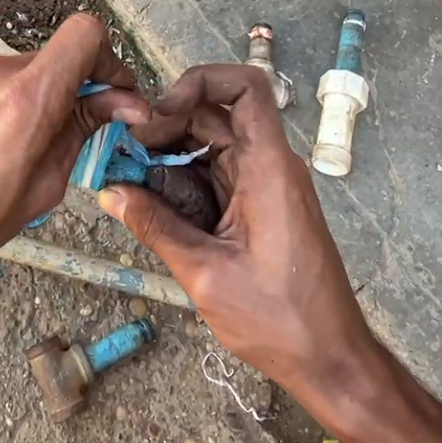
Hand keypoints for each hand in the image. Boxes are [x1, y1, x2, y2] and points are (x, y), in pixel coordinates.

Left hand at [0, 14, 149, 291]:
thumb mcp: (41, 187)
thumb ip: (81, 132)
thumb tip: (122, 104)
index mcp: (26, 98)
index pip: (85, 34)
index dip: (108, 60)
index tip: (109, 93)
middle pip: (52, 59)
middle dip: (65, 93)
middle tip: (58, 139)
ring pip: (17, 71)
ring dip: (26, 99)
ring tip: (4, 149)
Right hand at [98, 64, 381, 396]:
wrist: (332, 362)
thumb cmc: (281, 321)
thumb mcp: (206, 274)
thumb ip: (155, 226)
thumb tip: (110, 192)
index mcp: (268, 169)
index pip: (246, 88)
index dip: (200, 80)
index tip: (159, 112)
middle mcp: (268, 165)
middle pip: (213, 114)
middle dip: (165, 124)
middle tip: (125, 154)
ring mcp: (263, 184)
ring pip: (209, 142)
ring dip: (167, 153)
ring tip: (128, 178)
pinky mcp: (256, 204)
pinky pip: (213, 172)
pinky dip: (180, 178)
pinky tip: (151, 201)